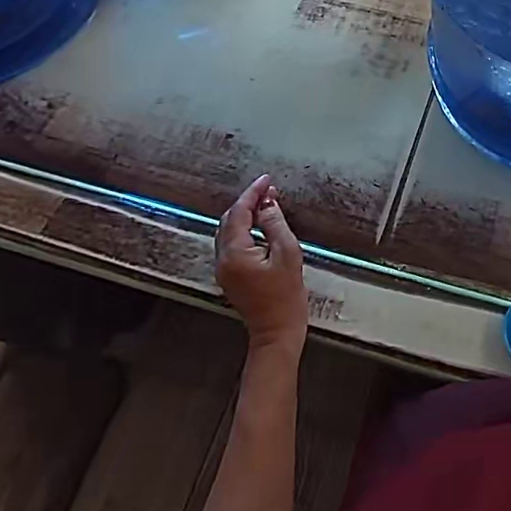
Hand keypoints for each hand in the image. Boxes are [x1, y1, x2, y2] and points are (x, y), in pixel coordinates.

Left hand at [214, 174, 306, 349]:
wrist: (277, 330)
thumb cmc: (286, 294)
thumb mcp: (287, 253)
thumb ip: (275, 225)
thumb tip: (267, 204)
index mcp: (235, 252)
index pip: (238, 213)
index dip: (252, 194)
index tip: (266, 180)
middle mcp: (223, 259)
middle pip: (229, 221)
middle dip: (248, 202)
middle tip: (269, 190)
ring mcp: (224, 268)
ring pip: (229, 232)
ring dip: (245, 215)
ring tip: (267, 202)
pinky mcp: (231, 275)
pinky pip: (233, 243)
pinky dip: (245, 229)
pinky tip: (261, 225)